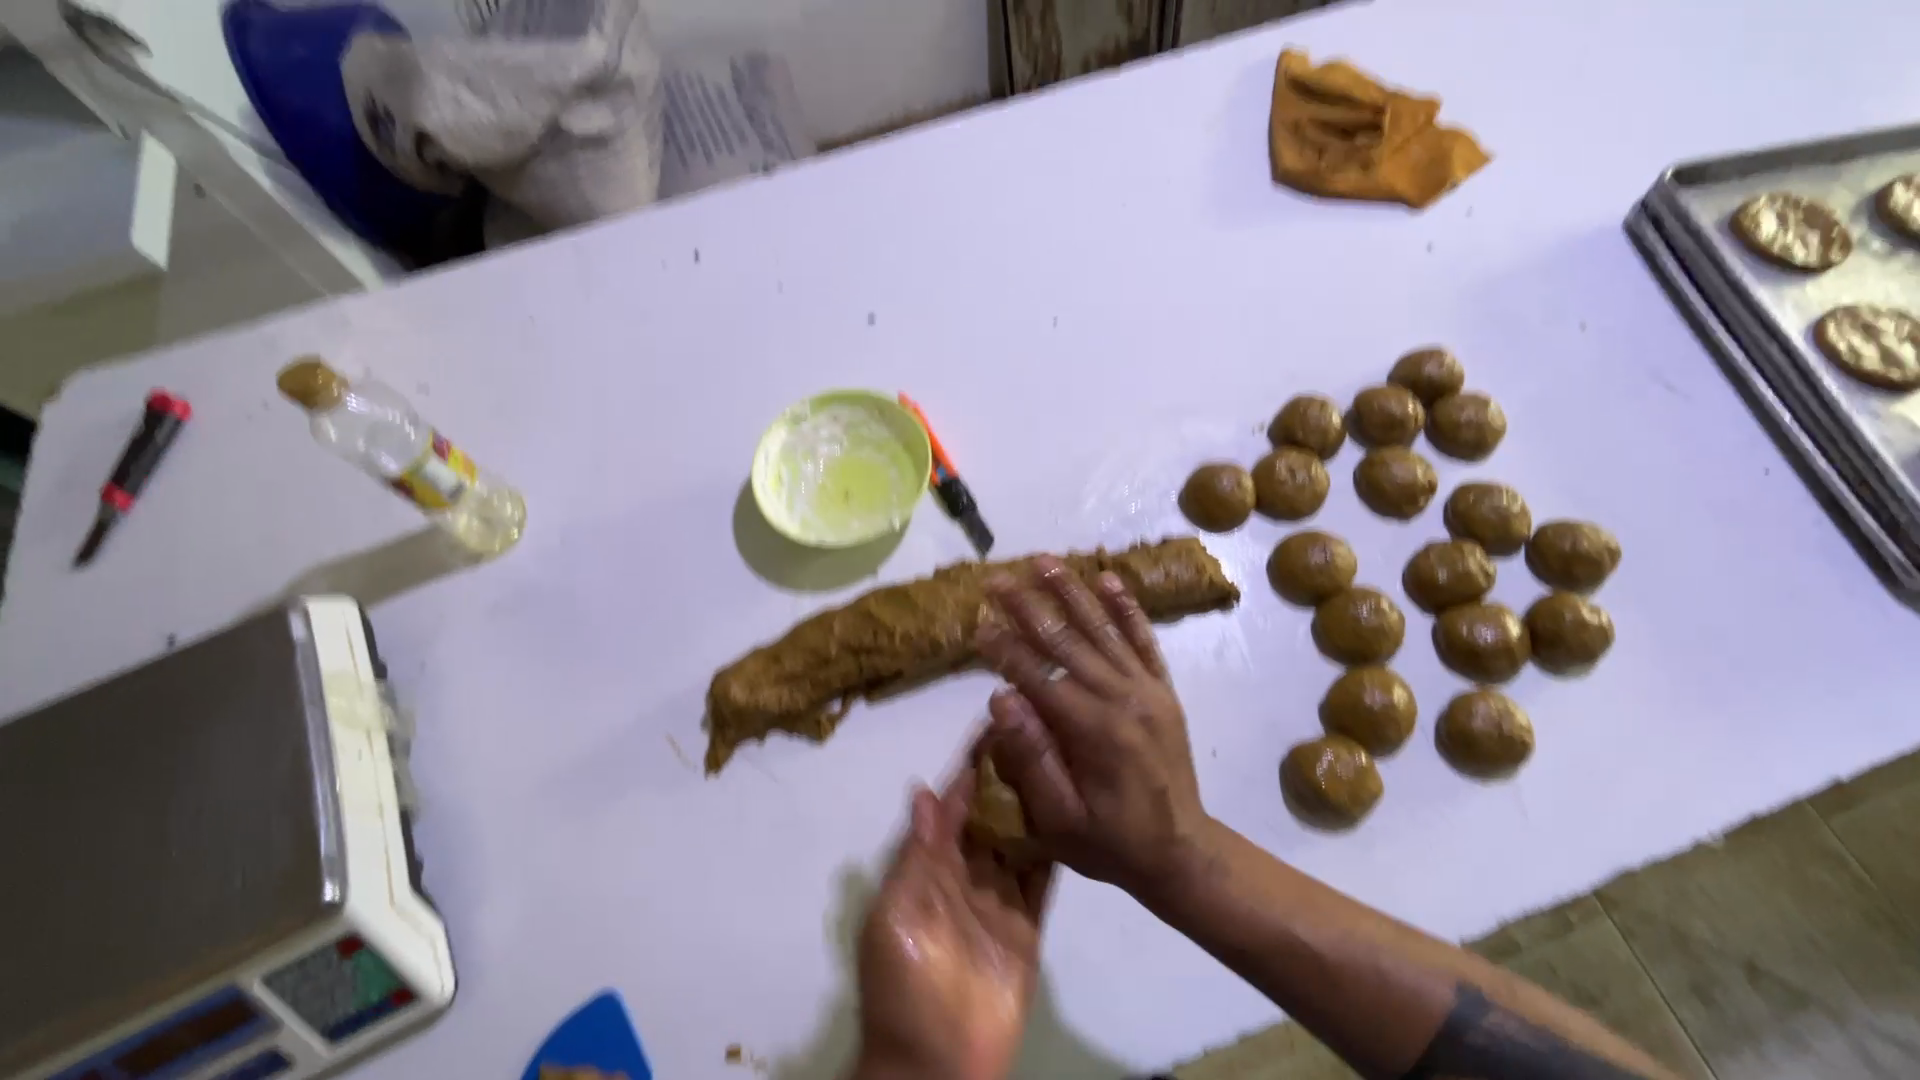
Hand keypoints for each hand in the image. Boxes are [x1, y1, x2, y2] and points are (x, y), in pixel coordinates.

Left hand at [853, 764, 1054, 1079]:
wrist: (935, 1066)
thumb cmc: (904, 987)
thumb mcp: (896, 915)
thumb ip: (916, 854)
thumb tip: (924, 790)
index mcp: (924, 870)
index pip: (951, 809)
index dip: (969, 770)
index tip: (991, 728)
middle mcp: (962, 878)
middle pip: (987, 818)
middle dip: (1005, 779)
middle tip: (1036, 734)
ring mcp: (996, 902)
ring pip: (1017, 842)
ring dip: (1032, 807)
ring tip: (1059, 763)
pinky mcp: (1026, 929)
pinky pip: (1040, 882)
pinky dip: (1052, 852)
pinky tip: (1072, 819)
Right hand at [974, 557, 1211, 898]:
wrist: (1182, 853)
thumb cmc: (1110, 843)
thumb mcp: (1060, 818)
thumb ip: (1031, 757)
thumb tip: (999, 699)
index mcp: (1092, 730)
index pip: (1037, 676)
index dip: (1003, 648)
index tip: (976, 623)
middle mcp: (1121, 698)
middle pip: (1066, 641)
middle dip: (1028, 607)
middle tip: (996, 578)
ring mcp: (1147, 690)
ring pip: (1103, 629)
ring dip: (1071, 592)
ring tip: (1044, 560)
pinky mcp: (1163, 690)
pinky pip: (1144, 641)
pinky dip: (1127, 608)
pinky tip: (1108, 579)